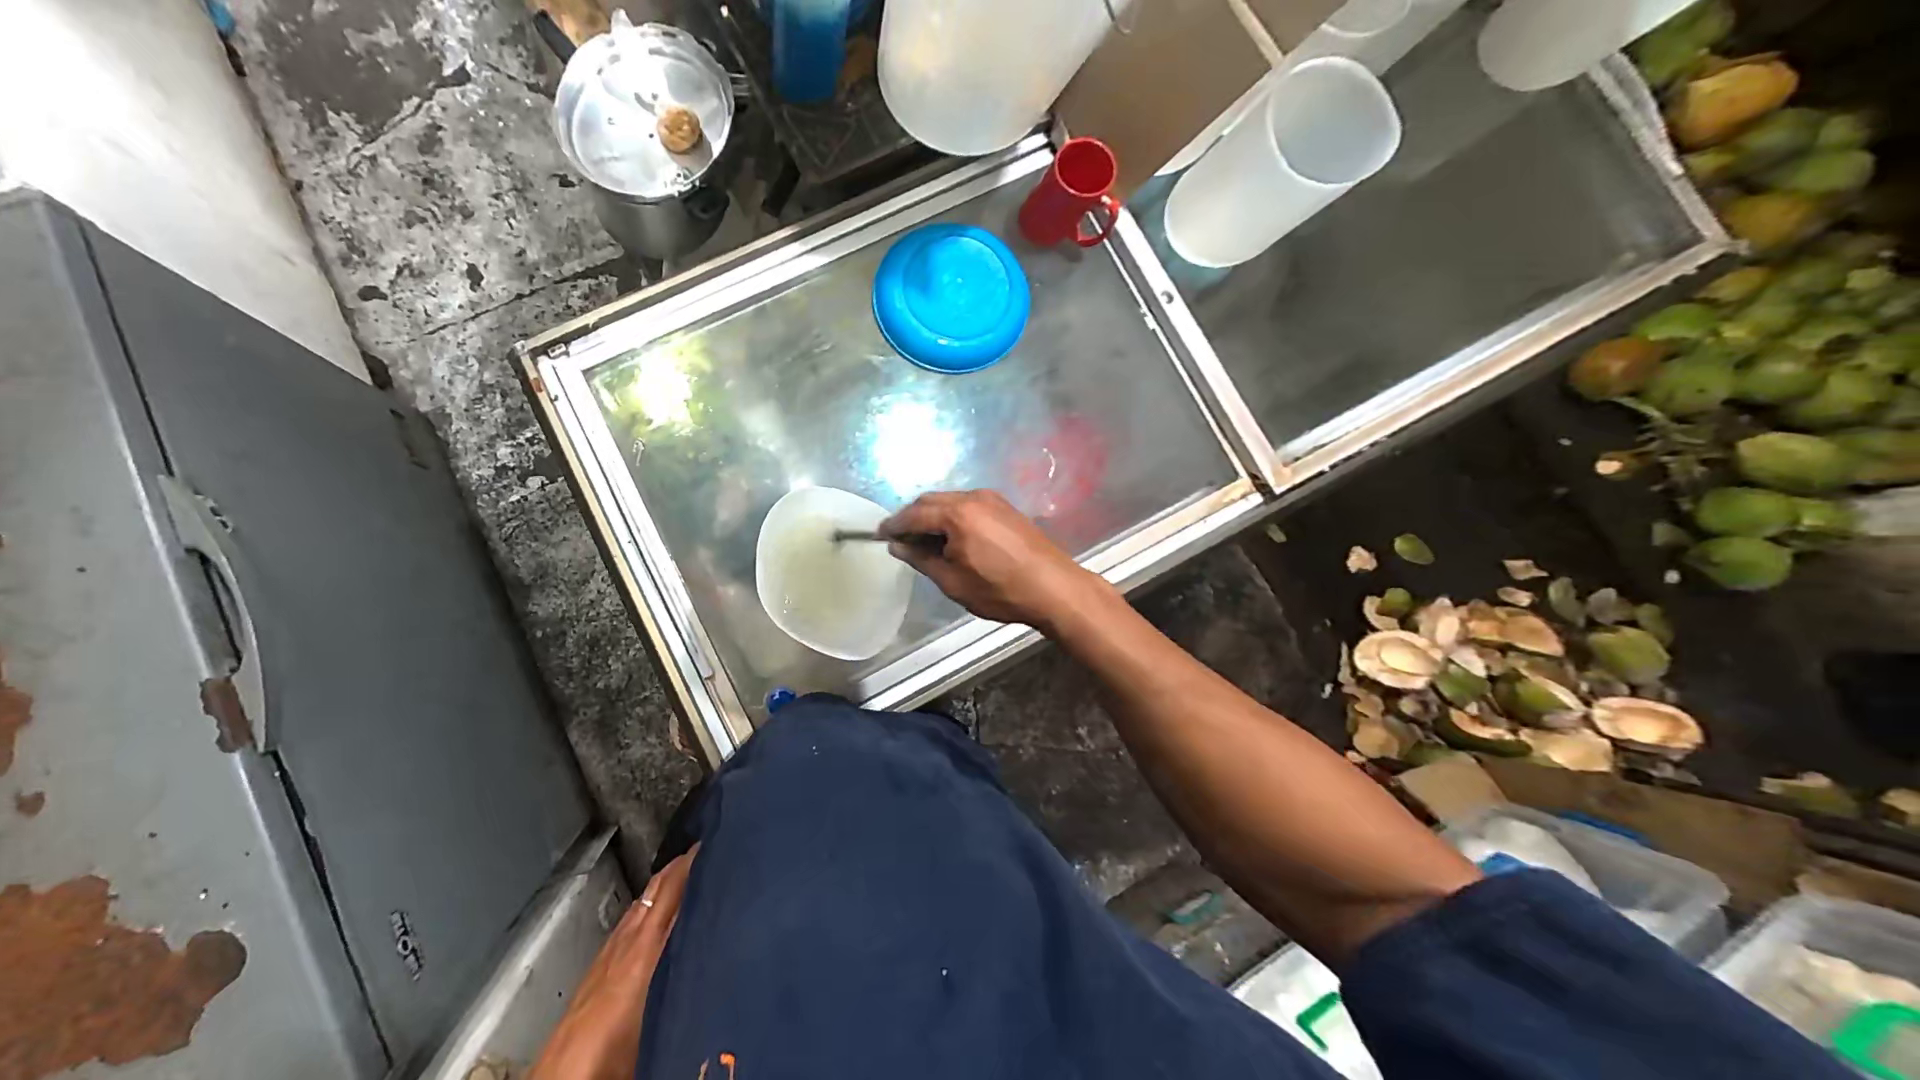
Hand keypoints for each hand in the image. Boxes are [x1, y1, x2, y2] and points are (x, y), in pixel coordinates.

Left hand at [528, 846, 697, 1079]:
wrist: (564, 1077)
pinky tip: (655, 916)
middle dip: (679, 867)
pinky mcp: (600, 967)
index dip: (690, 864)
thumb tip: (716, 948)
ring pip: (641, 904)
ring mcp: (610, 951)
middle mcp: (627, 940)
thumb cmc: (615, 1046)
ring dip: (664, 886)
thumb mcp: (661, 1002)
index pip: (670, 890)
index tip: (712, 843)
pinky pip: (630, 922)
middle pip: (654, 890)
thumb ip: (683, 965)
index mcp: (645, 945)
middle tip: (708, 852)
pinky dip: (647, 907)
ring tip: (689, 875)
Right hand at [882, 490, 1114, 631]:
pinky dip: (952, 516)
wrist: (1054, 588)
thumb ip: (922, 559)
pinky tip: (952, 538)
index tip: (880, 535)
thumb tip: (899, 546)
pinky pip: (968, 505)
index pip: (914, 514)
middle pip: (931, 501)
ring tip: (925, 542)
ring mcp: (993, 500)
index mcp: (957, 514)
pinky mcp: (1006, 507)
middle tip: (900, 540)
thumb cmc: (1000, 590)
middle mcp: (974, 498)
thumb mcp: (953, 581)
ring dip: (933, 516)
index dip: (894, 525)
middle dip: (912, 517)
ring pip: (950, 501)